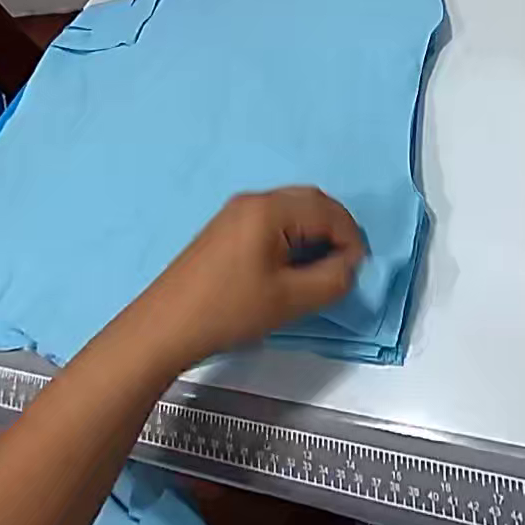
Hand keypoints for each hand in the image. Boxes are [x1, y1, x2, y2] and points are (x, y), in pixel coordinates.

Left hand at [119, 187, 365, 371]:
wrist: (166, 325)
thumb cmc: (229, 310)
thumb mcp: (290, 300)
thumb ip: (333, 279)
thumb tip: (351, 264)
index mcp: (270, 209)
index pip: (328, 211)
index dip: (351, 239)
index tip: (357, 272)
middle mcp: (254, 199)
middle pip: (311, 201)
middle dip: (336, 230)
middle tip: (345, 266)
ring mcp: (237, 209)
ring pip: (293, 208)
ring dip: (315, 231)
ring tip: (322, 268)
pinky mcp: (227, 225)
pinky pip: (274, 217)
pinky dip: (294, 233)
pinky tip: (292, 264)